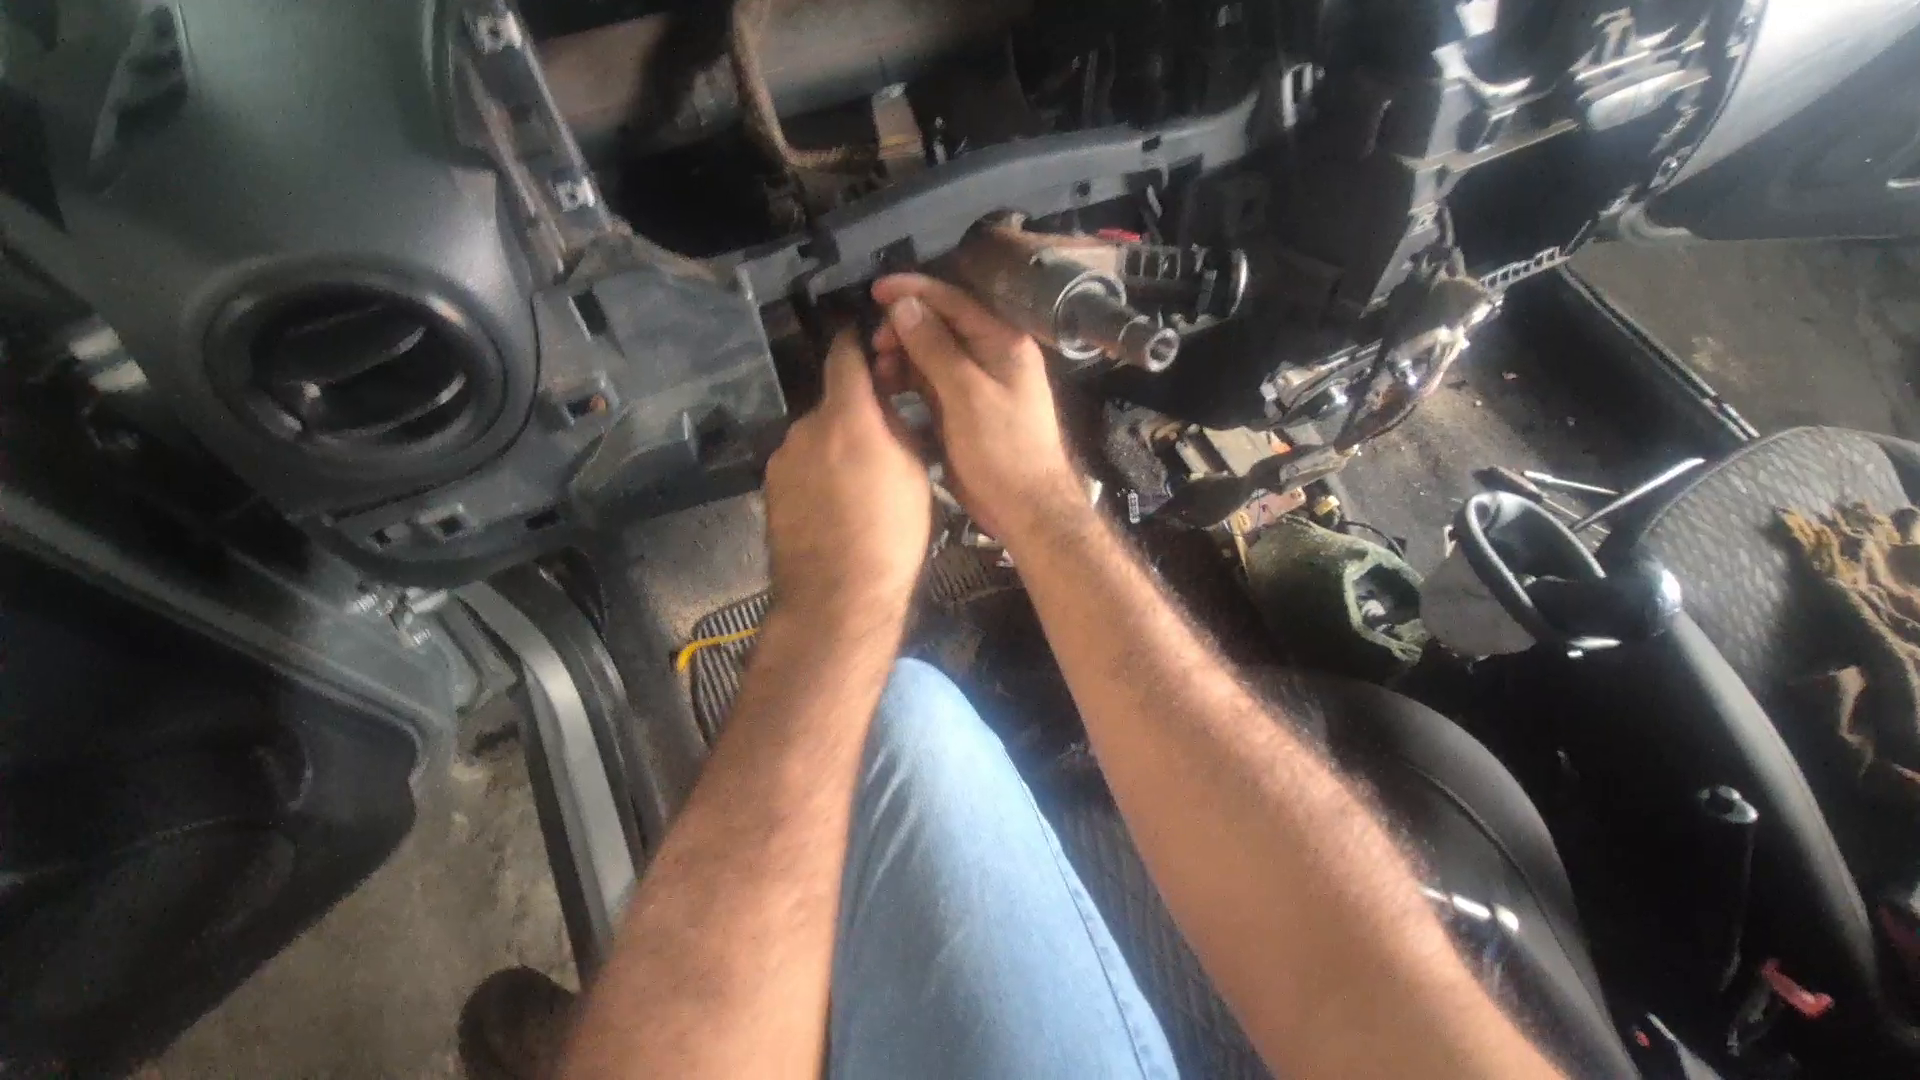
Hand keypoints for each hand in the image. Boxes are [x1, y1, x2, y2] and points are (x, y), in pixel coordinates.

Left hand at [764, 329, 931, 628]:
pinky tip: (832, 508)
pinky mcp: (769, 490)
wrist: (837, 597)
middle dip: (853, 415)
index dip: (857, 343)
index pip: (845, 356)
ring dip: (833, 449)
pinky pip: (799, 469)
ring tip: (855, 486)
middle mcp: (805, 428)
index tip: (866, 338)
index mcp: (848, 417)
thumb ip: (899, 430)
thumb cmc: (891, 534)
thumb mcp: (915, 474)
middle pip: (832, 405)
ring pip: (814, 440)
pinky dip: (815, 476)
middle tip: (879, 443)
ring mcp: (781, 460)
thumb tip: (888, 411)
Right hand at [870, 274, 1084, 545]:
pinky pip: (930, 384)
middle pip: (940, 326)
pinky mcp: (962, 410)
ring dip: (902, 356)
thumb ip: (936, 348)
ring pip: (931, 356)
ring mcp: (976, 384)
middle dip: (904, 328)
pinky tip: (887, 386)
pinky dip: (908, 382)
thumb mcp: (967, 395)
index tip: (876, 290)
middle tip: (874, 343)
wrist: (1025, 508)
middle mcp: (990, 357)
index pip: (954, 301)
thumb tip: (904, 306)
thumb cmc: (1004, 451)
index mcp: (1003, 343)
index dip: (914, 291)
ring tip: (877, 369)